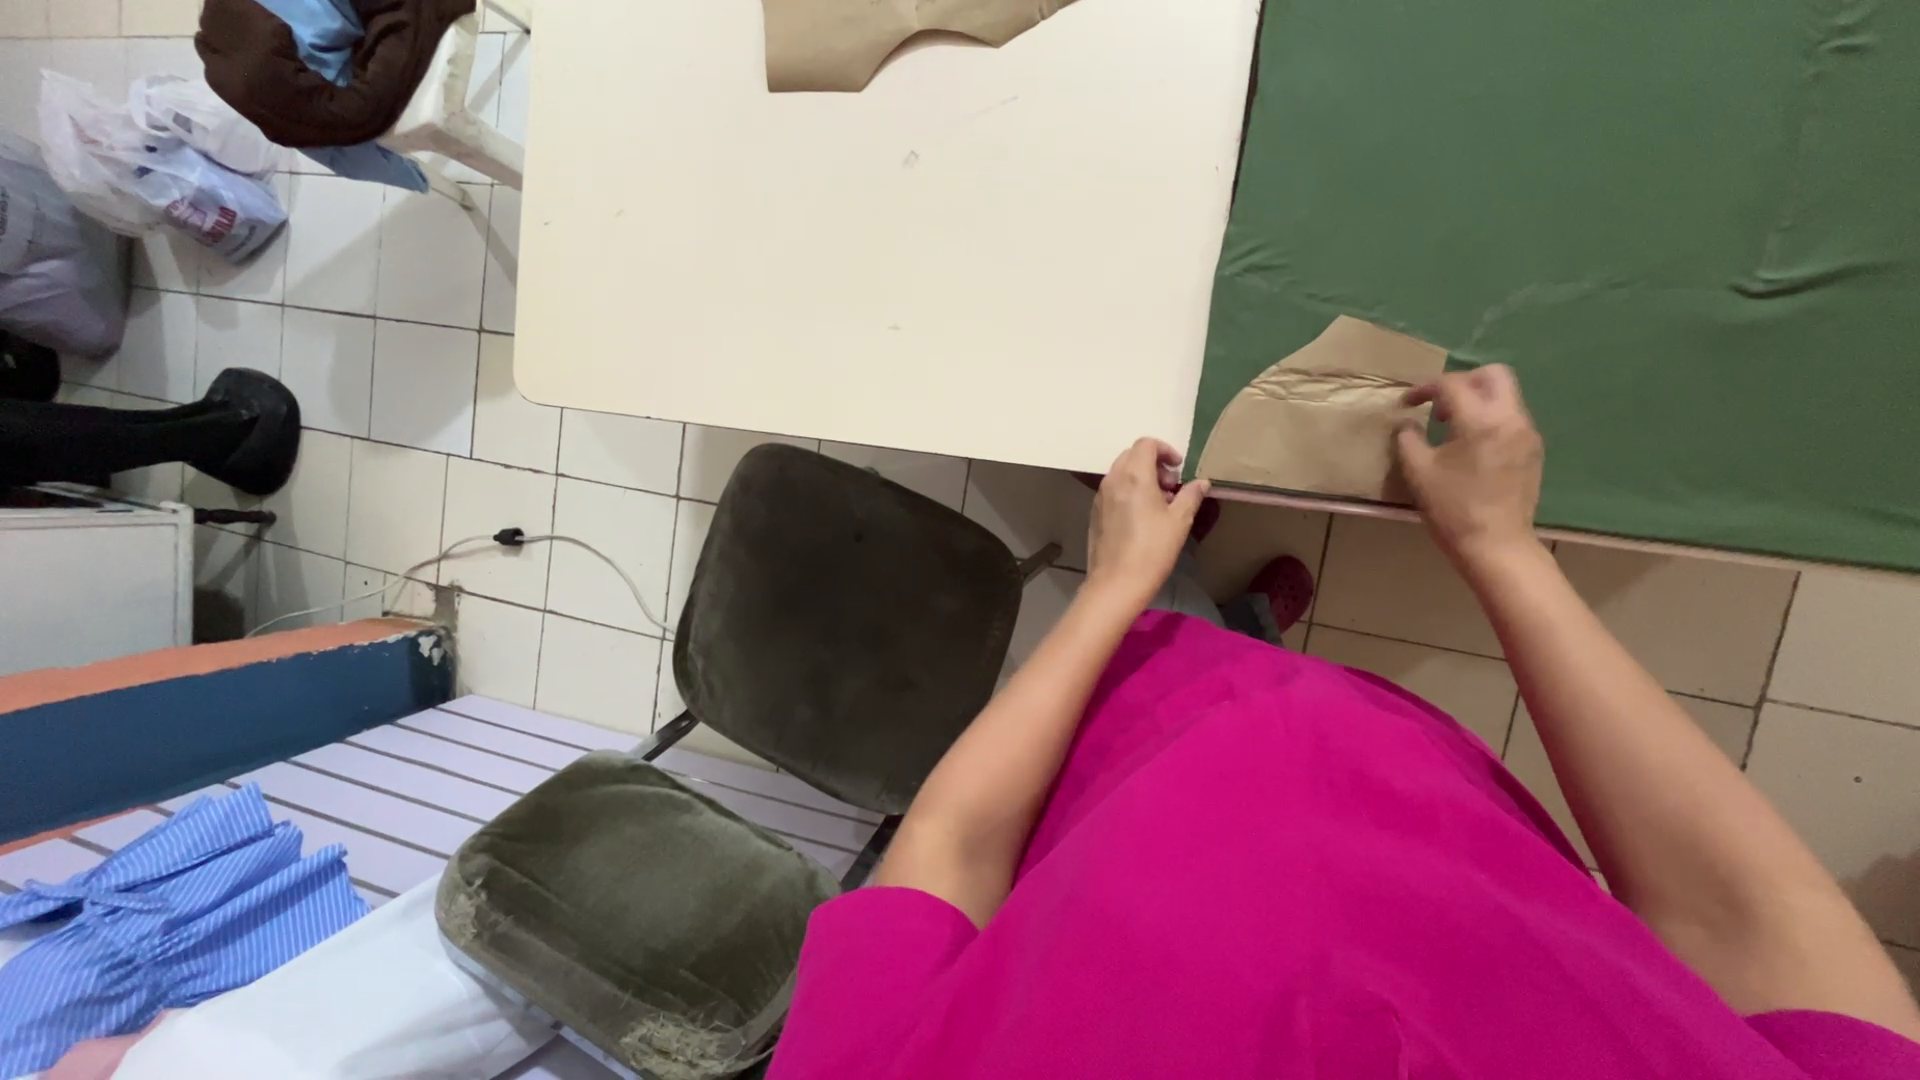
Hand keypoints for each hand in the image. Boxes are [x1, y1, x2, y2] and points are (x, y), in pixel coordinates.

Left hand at [1085, 438, 1209, 608]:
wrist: (1117, 582)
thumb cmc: (1152, 549)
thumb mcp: (1179, 521)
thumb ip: (1191, 495)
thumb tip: (1201, 483)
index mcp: (1133, 476)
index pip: (1146, 444)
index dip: (1165, 450)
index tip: (1179, 468)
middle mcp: (1112, 480)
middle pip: (1131, 456)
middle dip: (1154, 464)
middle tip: (1172, 487)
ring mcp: (1100, 497)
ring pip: (1121, 474)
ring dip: (1142, 478)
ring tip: (1161, 503)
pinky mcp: (1095, 513)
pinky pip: (1113, 491)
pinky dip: (1129, 492)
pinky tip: (1143, 517)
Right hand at [1393, 364, 1543, 568]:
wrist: (1496, 543)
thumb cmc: (1452, 508)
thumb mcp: (1417, 471)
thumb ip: (1408, 438)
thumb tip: (1407, 423)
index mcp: (1480, 421)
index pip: (1453, 384)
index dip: (1424, 388)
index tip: (1406, 404)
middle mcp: (1511, 418)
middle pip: (1493, 375)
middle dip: (1461, 381)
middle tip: (1438, 403)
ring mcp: (1527, 433)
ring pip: (1505, 395)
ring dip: (1477, 399)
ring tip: (1451, 425)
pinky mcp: (1533, 449)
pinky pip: (1511, 417)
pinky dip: (1489, 418)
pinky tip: (1471, 444)